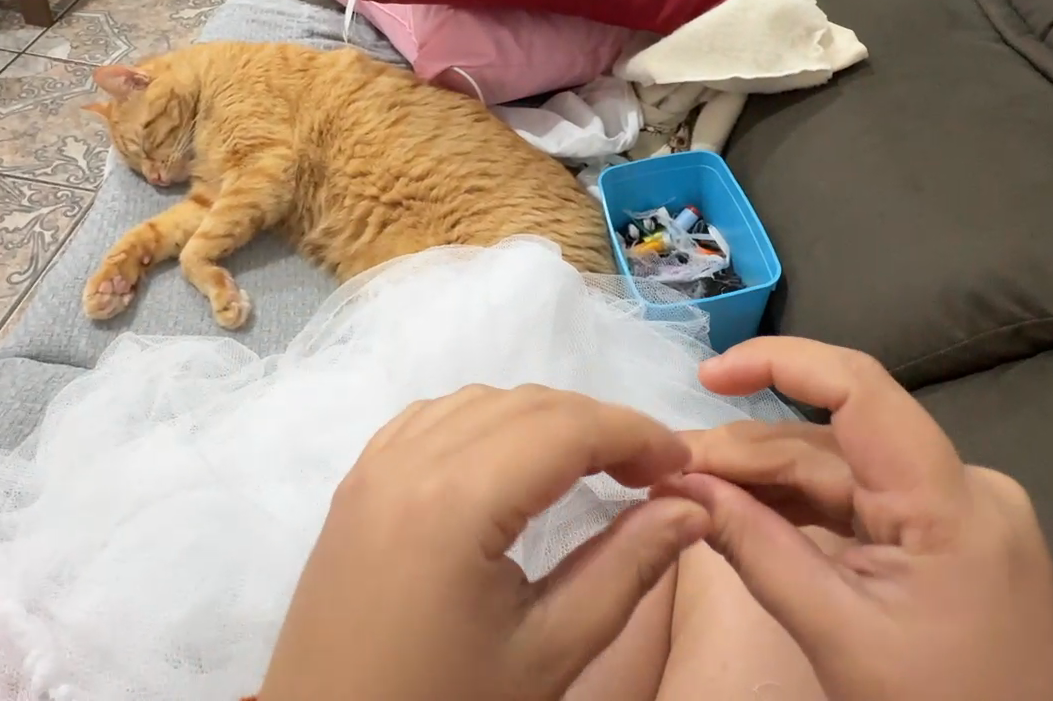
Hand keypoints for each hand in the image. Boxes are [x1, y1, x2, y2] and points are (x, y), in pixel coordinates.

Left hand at [259, 385, 711, 700]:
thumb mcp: (548, 653)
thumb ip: (626, 568)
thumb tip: (693, 505)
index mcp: (457, 499)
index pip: (567, 428)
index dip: (636, 433)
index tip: (684, 462)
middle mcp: (411, 458)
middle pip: (527, 404)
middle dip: (598, 425)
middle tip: (648, 474)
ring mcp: (376, 462)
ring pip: (481, 400)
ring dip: (544, 419)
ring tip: (588, 468)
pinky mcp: (359, 477)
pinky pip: (435, 416)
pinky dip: (487, 421)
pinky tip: (508, 461)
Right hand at [659, 337, 1052, 700]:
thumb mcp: (837, 634)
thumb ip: (753, 547)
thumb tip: (676, 482)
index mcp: (950, 500)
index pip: (858, 388)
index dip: (777, 362)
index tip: (706, 377)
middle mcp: (959, 485)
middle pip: (829, 438)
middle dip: (744, 448)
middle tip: (668, 466)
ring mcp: (953, 511)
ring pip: (836, 469)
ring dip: (761, 477)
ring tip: (691, 486)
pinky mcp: (940, 537)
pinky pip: (853, 501)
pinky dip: (795, 505)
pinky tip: (741, 510)